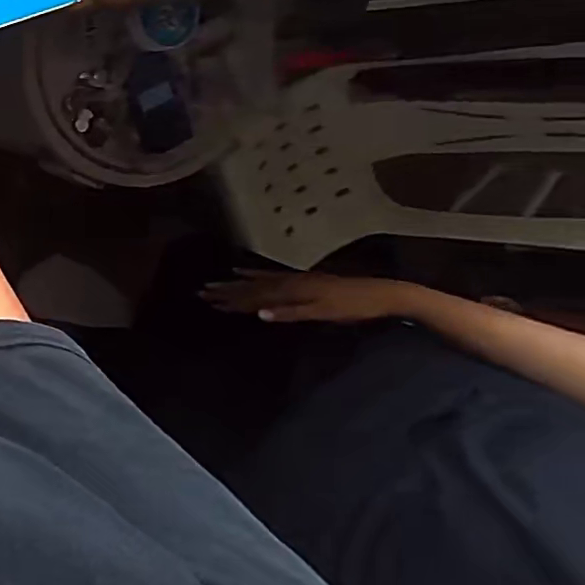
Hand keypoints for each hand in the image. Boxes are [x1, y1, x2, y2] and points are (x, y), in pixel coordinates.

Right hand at [201, 270, 423, 323]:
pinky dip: (253, 273)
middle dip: (225, 291)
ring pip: (255, 281)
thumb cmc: (354, 308)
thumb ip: (290, 313)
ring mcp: (292, 279)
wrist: (383, 293)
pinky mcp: (300, 278)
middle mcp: (285, 283)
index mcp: (289, 293)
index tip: (209, 301)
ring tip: (214, 282)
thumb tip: (259, 314)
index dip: (230, 300)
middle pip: (249, 288)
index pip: (252, 298)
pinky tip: (241, 270)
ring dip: (234, 283)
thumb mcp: (323, 313)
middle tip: (202, 291)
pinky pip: (269, 274)